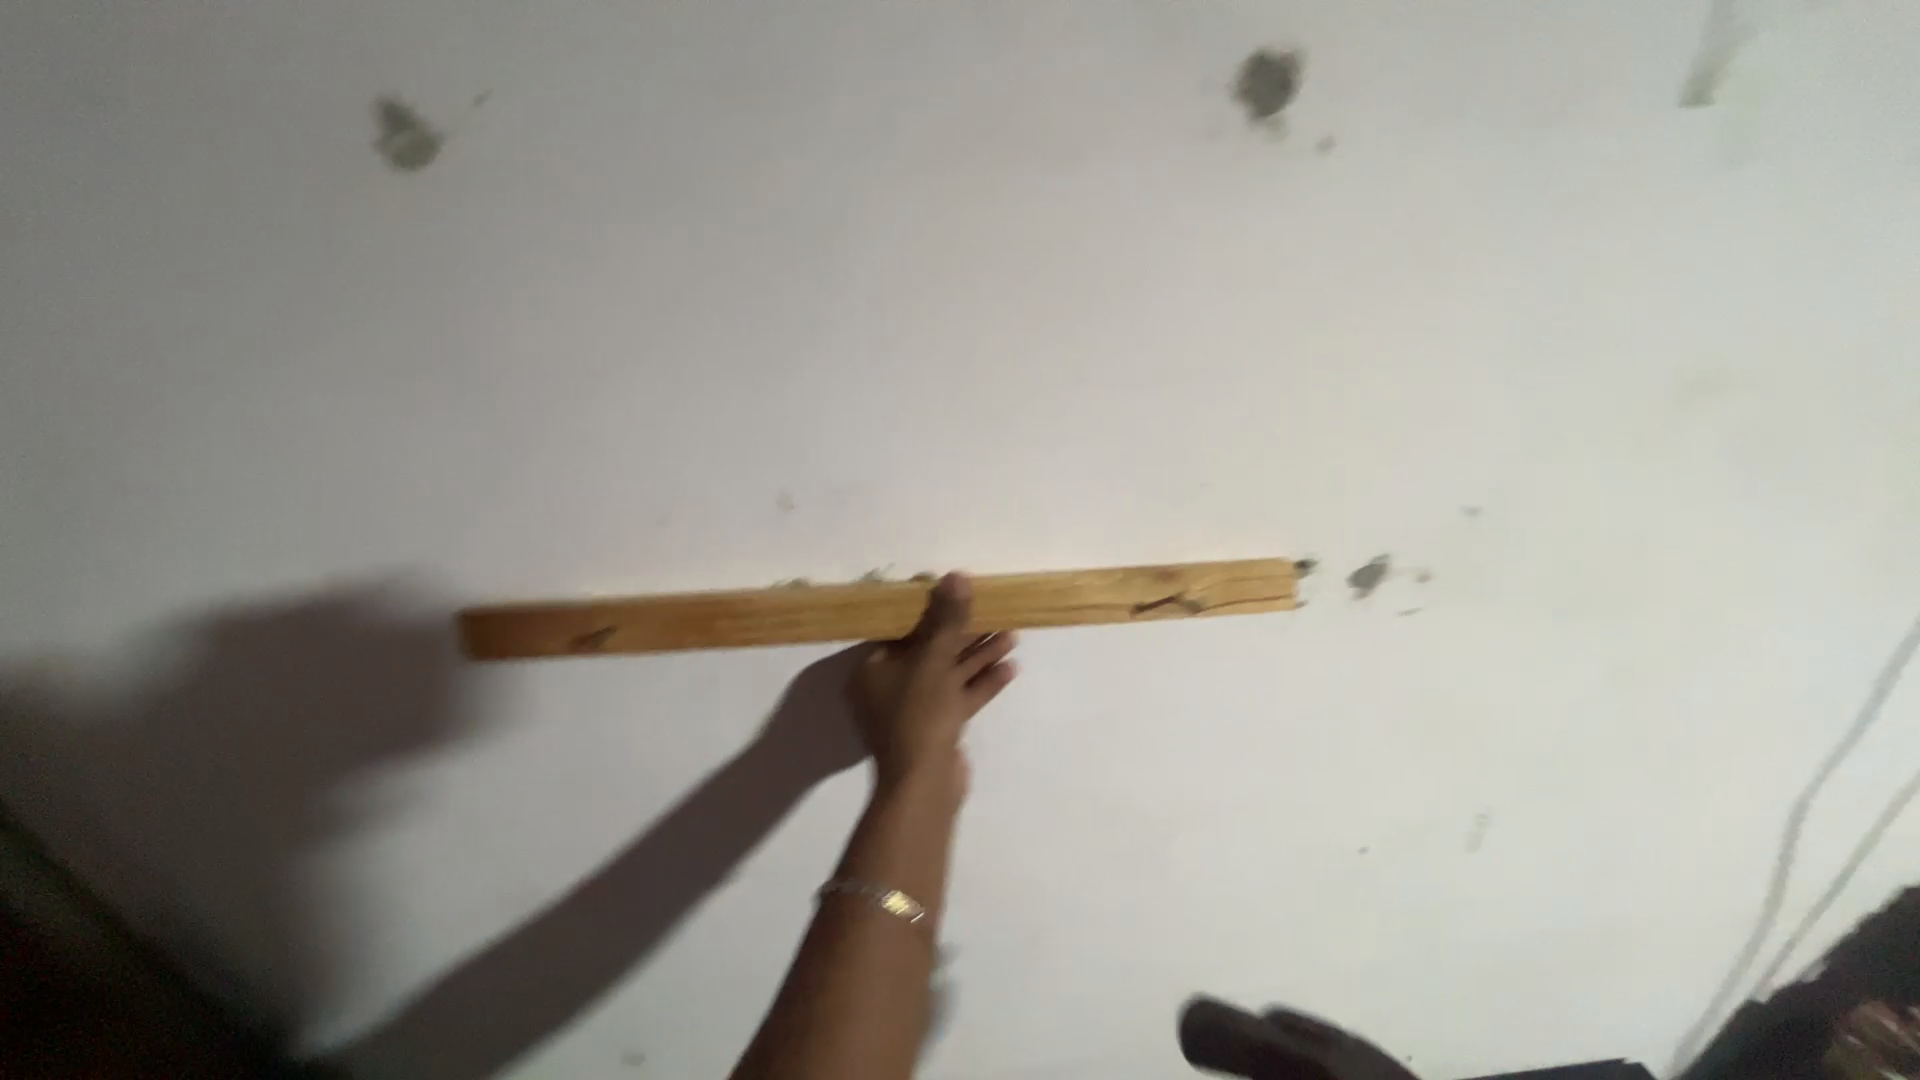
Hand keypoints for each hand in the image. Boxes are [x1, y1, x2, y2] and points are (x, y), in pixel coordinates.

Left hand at [849, 573, 1017, 793]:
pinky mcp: (937, 730)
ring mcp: (914, 711)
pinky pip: (959, 697)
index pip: (903, 631)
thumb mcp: (933, 658)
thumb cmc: (918, 712)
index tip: (960, 595)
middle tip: (995, 613)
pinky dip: (982, 683)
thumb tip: (957, 575)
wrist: (924, 782)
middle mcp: (889, 688)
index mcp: (873, 669)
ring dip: (979, 656)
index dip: (933, 611)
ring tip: (1013, 635)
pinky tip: (1011, 668)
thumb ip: (947, 617)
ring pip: (949, 674)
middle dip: (965, 634)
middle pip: (930, 651)